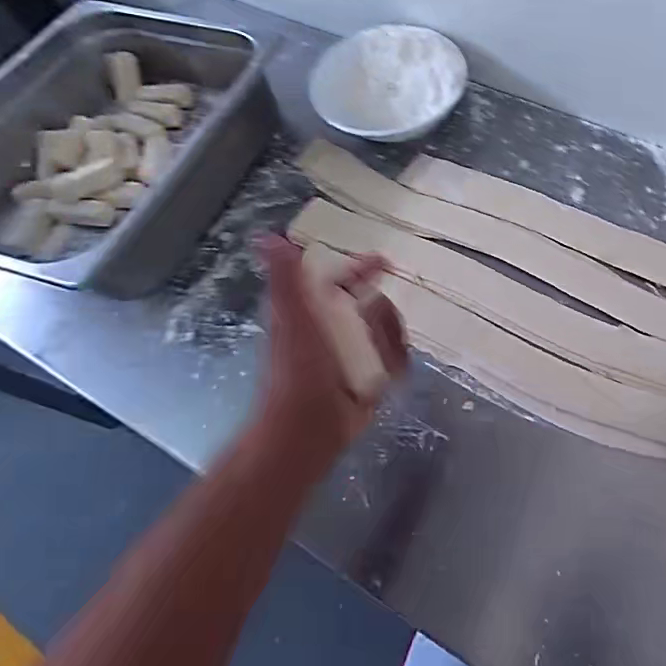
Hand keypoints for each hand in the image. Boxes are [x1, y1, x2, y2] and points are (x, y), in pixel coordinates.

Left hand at [250, 235, 407, 474]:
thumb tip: (268, 236)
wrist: (308, 429)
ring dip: (392, 339)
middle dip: (383, 312)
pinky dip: (397, 362)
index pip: (340, 279)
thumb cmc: (298, 373)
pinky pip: (394, 358)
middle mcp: (332, 329)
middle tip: (385, 329)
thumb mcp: (293, 320)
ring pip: (386, 331)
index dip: (360, 268)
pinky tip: (393, 373)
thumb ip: (287, 280)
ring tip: (388, 357)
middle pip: (371, 304)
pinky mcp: (368, 377)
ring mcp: (351, 354)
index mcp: (311, 311)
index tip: (384, 263)